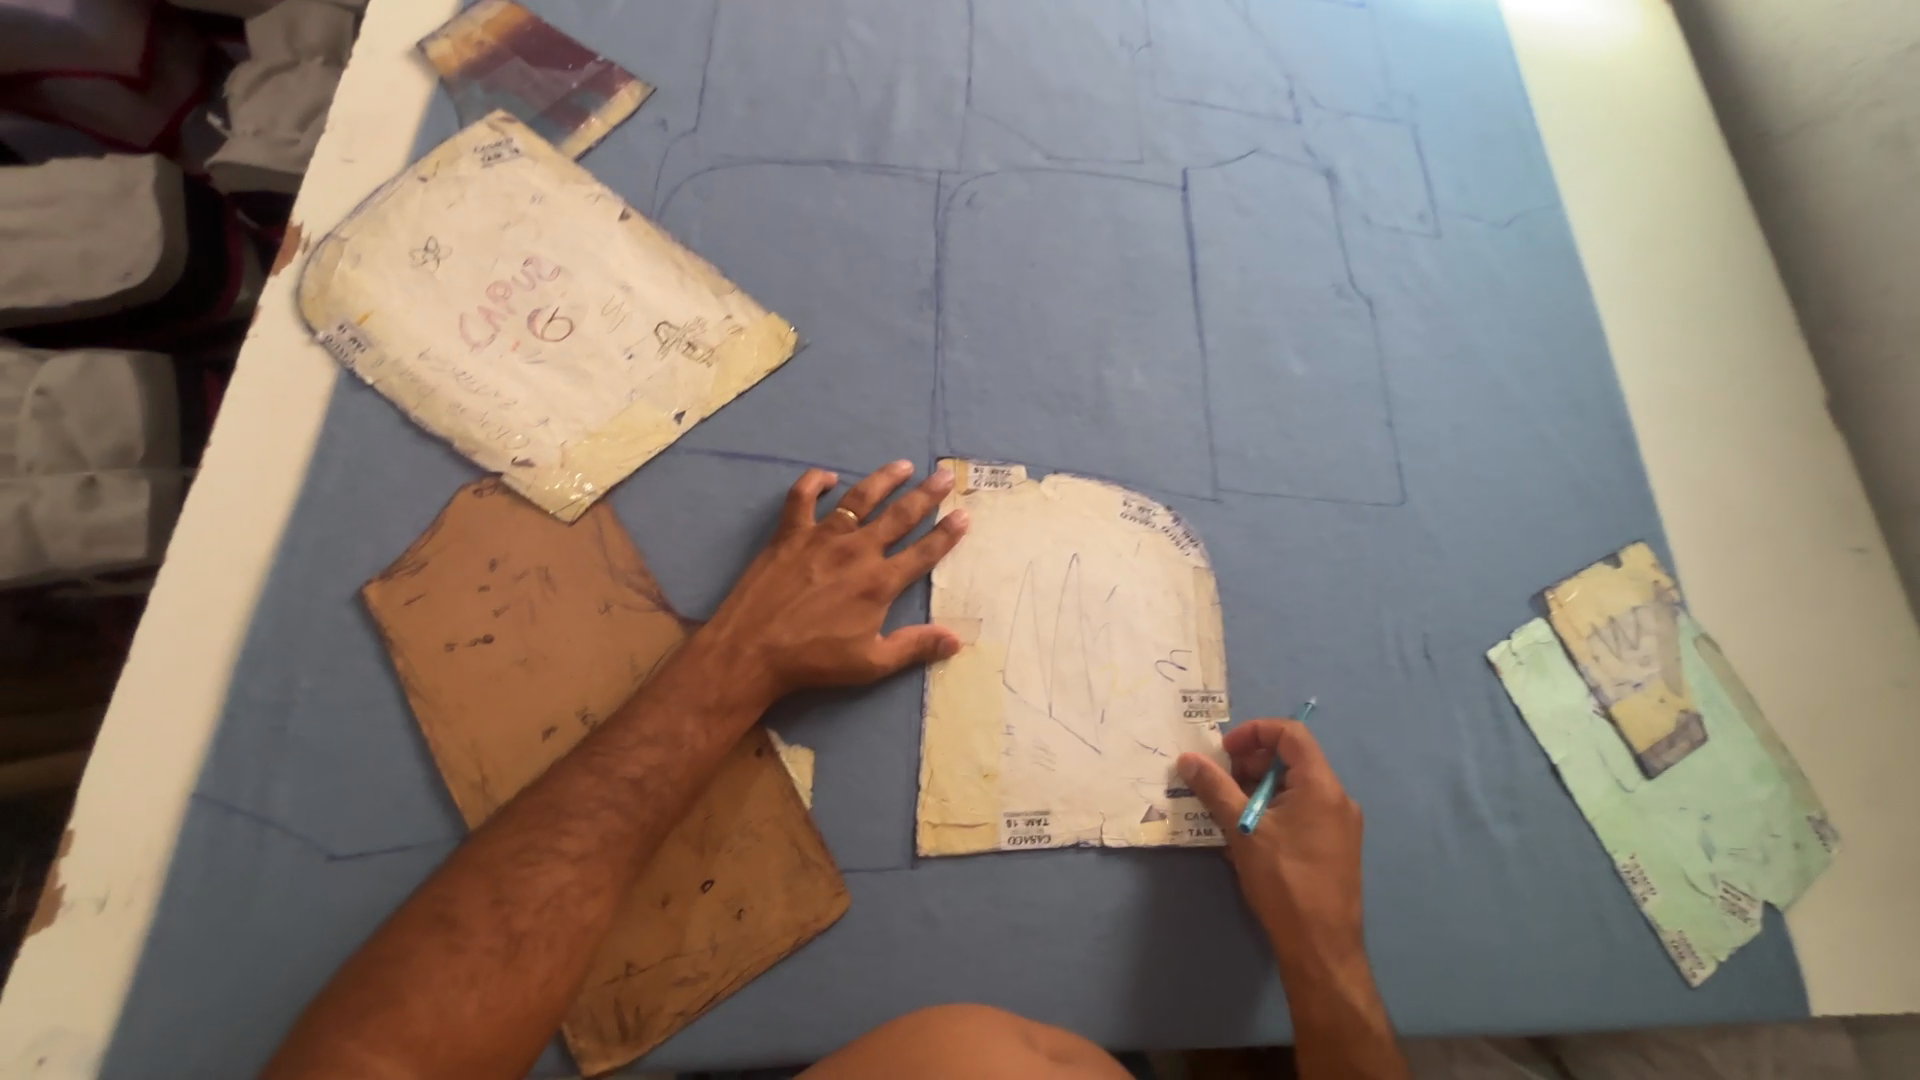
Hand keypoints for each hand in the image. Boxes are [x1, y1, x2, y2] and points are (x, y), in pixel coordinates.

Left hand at [696, 460, 969, 709]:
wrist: (752, 649)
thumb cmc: (814, 660)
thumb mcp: (871, 663)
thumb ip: (915, 647)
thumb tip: (956, 639)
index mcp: (880, 582)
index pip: (924, 552)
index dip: (947, 534)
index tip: (964, 514)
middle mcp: (857, 551)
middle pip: (900, 515)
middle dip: (926, 495)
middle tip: (945, 475)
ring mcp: (822, 537)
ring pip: (860, 498)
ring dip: (884, 479)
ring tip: (903, 465)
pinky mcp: (790, 533)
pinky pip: (802, 497)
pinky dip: (815, 482)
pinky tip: (828, 476)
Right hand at [1177, 719, 1364, 963]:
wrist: (1321, 948)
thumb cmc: (1284, 882)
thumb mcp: (1242, 829)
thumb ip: (1215, 788)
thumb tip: (1187, 759)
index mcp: (1321, 786)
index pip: (1290, 733)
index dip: (1254, 732)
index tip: (1224, 752)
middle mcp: (1336, 798)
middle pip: (1291, 758)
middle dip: (1250, 763)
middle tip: (1219, 783)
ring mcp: (1339, 823)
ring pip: (1293, 786)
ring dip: (1257, 788)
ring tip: (1227, 811)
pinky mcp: (1334, 845)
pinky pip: (1301, 809)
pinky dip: (1271, 808)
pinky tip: (1247, 834)